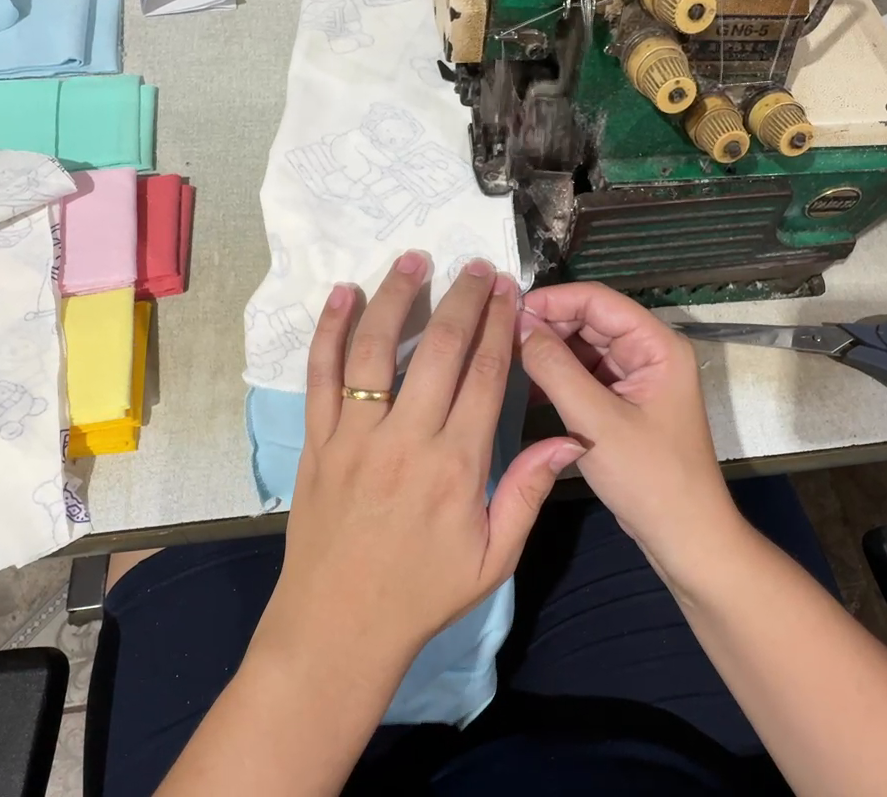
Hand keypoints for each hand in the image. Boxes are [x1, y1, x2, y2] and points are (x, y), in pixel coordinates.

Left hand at [260, 250, 587, 670]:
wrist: (338, 627)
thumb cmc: (423, 594)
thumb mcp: (493, 558)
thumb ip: (527, 491)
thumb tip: (568, 437)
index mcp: (456, 463)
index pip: (486, 374)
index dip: (500, 325)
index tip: (508, 289)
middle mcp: (406, 437)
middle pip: (440, 349)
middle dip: (463, 300)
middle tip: (476, 265)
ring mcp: (354, 435)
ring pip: (375, 349)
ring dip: (396, 298)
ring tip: (413, 259)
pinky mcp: (318, 441)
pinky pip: (320, 376)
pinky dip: (327, 331)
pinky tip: (340, 295)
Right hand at [517, 282, 739, 564]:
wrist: (684, 536)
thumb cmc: (649, 476)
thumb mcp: (595, 420)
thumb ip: (554, 368)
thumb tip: (519, 325)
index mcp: (657, 345)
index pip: (598, 300)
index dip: (553, 300)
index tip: (509, 311)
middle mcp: (649, 352)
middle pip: (591, 321)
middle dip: (548, 327)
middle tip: (501, 339)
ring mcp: (637, 378)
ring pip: (585, 349)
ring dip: (550, 353)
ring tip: (506, 361)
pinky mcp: (625, 403)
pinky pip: (587, 376)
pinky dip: (559, 378)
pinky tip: (527, 389)